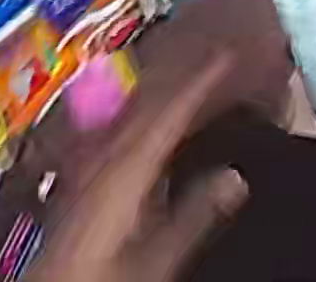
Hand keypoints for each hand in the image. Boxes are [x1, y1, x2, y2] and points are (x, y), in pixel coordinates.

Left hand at [24, 59, 249, 281]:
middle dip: (180, 73)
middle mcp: (104, 153)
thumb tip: (234, 178)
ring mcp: (89, 162)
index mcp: (125, 166)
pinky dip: (141, 108)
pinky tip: (145, 112)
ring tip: (183, 70)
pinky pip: (119, 123)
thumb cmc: (97, 277)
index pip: (171, 108)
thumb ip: (196, 212)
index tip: (224, 57)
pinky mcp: (81, 175)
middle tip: (209, 56)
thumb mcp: (156, 257)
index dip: (201, 80)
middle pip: (149, 98)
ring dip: (160, 85)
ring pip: (132, 107)